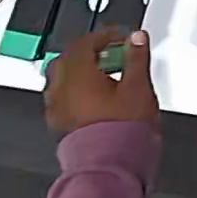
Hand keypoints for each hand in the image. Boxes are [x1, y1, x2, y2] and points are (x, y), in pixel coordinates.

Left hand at [44, 27, 158, 135]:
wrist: (111, 161)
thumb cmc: (123, 126)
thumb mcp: (139, 84)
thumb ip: (136, 57)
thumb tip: (136, 38)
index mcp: (77, 76)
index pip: (83, 44)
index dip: (103, 36)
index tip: (120, 36)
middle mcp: (60, 90)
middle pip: (68, 59)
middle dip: (91, 51)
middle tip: (113, 51)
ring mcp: (57, 108)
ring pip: (63, 78)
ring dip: (84, 69)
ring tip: (108, 72)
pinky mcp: (60, 122)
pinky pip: (64, 96)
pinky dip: (78, 88)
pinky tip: (97, 94)